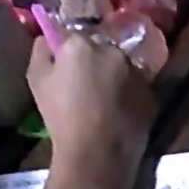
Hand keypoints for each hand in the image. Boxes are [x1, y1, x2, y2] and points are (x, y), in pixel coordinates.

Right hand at [29, 33, 159, 162]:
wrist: (100, 152)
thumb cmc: (62, 115)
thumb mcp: (37, 78)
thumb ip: (41, 51)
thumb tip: (48, 39)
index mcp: (82, 44)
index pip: (74, 36)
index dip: (69, 50)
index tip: (67, 64)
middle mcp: (114, 53)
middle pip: (103, 50)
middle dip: (96, 61)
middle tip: (89, 83)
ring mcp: (137, 75)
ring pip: (124, 67)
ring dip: (116, 76)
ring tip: (107, 99)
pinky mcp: (152, 96)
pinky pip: (138, 87)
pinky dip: (130, 93)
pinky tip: (121, 109)